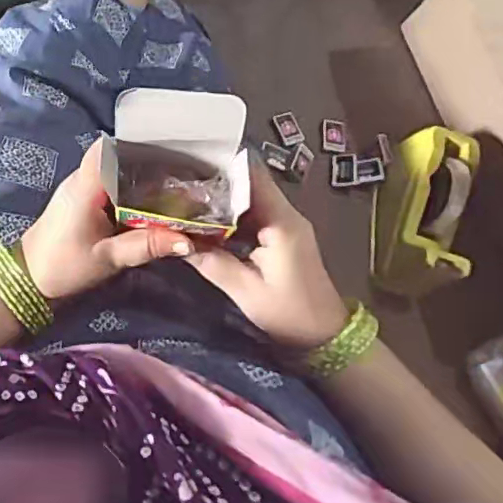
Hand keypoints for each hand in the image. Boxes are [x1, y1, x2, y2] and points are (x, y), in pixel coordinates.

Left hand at [19, 139, 193, 301]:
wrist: (29, 280)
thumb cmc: (63, 266)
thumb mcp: (108, 258)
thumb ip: (147, 245)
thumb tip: (188, 241)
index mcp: (85, 186)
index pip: (109, 149)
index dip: (138, 146)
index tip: (169, 155)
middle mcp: (82, 179)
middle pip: (117, 157)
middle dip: (148, 164)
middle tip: (181, 176)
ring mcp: (81, 188)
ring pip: (116, 171)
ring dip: (141, 179)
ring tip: (174, 188)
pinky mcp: (83, 201)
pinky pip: (111, 186)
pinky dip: (131, 191)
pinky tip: (152, 204)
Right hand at [186, 162, 351, 348]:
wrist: (325, 336)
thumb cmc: (288, 312)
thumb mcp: (244, 290)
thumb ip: (211, 260)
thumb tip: (177, 239)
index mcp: (280, 222)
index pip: (251, 177)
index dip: (221, 168)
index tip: (190, 166)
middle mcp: (286, 215)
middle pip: (249, 185)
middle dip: (215, 184)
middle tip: (179, 185)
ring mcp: (287, 225)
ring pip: (250, 200)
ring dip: (221, 201)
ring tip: (186, 201)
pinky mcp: (283, 236)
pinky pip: (254, 216)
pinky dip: (231, 216)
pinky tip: (207, 223)